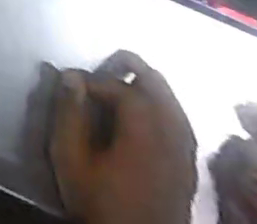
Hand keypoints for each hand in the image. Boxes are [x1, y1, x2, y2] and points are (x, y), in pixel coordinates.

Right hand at [51, 51, 197, 223]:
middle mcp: (170, 146)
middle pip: (164, 99)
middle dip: (142, 74)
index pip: (126, 93)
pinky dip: (172, 112)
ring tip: (139, 75)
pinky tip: (158, 113)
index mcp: (142, 139)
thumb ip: (69, 113)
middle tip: (122, 55)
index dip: (97, 81)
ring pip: (180, 115)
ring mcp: (184, 163)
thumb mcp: (69, 156)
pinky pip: (185, 132)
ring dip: (159, 92)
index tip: (71, 83)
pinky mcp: (187, 176)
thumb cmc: (96, 200)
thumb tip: (71, 76)